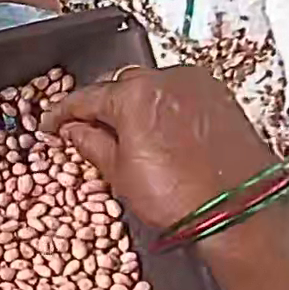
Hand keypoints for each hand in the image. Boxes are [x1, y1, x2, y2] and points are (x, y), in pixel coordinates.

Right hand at [44, 64, 281, 225]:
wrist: (238, 209)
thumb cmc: (176, 194)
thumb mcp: (117, 172)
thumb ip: (91, 143)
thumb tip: (74, 130)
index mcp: (135, 94)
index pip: (85, 97)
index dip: (61, 113)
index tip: (50, 125)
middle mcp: (168, 79)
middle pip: (118, 84)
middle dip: (98, 106)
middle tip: (82, 129)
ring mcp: (197, 86)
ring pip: (148, 86)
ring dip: (128, 104)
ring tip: (117, 132)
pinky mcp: (219, 98)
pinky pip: (175, 93)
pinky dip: (156, 106)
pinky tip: (149, 131)